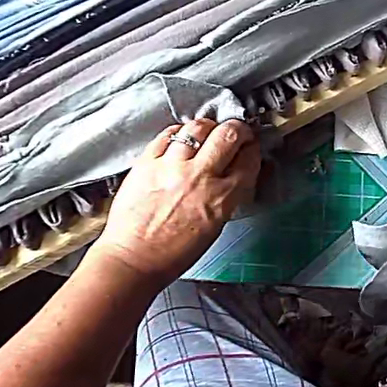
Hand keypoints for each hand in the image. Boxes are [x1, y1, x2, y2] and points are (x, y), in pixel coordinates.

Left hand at [91, 119, 261, 284]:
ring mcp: (172, 167)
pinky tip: (180, 138)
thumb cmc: (174, 252)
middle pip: (228, 134)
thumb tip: (236, 171)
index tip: (250, 147)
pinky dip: (178, 132)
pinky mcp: (147, 162)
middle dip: (237, 129)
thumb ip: (229, 194)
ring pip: (198, 127)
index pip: (249, 159)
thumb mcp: (216, 225)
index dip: (252, 148)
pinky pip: (167, 134)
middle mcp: (200, 177)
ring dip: (207, 127)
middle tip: (235, 132)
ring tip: (206, 133)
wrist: (134, 259)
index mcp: (223, 198)